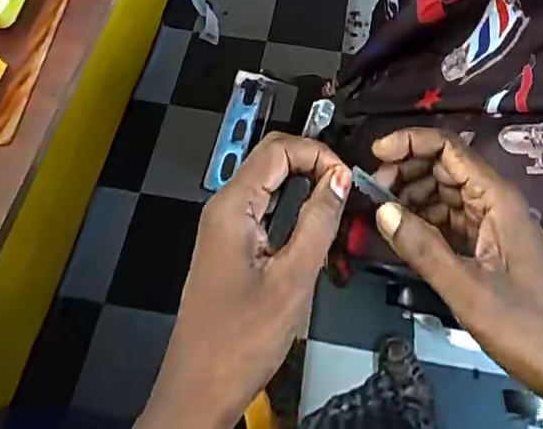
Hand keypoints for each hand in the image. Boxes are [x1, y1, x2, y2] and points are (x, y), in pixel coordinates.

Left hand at [138, 135, 350, 428]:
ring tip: (334, 202)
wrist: (198, 392)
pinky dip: (292, 204)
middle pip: (272, 157)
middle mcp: (223, 207)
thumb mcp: (292, 281)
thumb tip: (338, 180)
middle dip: (311, 161)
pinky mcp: (230, 242)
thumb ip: (318, 221)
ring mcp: (224, 224)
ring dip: (303, 182)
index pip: (278, 149)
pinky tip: (312, 224)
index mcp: (231, 207)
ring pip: (269, 180)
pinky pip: (264, 204)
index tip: (344, 175)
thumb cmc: (235, 346)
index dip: (317, 153)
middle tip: (343, 184)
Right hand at [372, 128, 542, 428]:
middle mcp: (496, 201)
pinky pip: (452, 218)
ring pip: (446, 192)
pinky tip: (405, 232)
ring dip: (413, 195)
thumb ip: (423, 248)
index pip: (448, 147)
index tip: (377, 154)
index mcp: (497, 198)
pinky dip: (426, 219)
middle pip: (444, 166)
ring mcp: (494, 223)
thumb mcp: (468, 290)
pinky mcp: (491, 246)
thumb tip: (382, 210)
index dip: (410, 142)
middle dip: (406, 169)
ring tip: (384, 210)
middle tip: (374, 188)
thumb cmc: (529, 329)